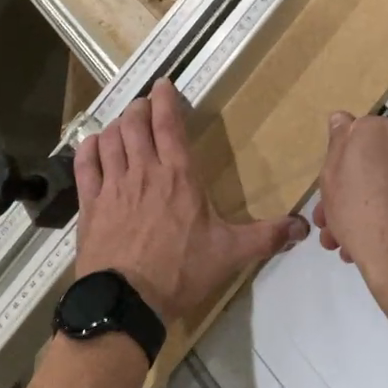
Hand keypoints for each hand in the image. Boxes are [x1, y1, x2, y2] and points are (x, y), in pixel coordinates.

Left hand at [74, 81, 308, 320]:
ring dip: (117, 125)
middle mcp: (145, 171)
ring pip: (111, 139)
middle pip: (136, 123)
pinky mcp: (90, 205)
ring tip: (123, 123)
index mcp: (179, 174)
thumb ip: (266, 236)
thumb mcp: (230, 253)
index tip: (163, 84)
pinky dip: (88, 149)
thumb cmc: (181, 271)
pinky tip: (92, 144)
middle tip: (144, 104)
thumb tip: (302, 228)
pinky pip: (85, 166)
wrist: (127, 303)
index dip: (165, 99)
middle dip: (140, 108)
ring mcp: (114, 186)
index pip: (169, 123)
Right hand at [313, 112, 387, 309]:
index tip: (327, 191)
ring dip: (362, 208)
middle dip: (347, 192)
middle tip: (330, 224)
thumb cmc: (357, 210)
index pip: (351, 135)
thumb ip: (337, 142)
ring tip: (345, 245)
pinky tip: (370, 242)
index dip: (337, 164)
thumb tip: (342, 118)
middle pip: (368, 162)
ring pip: (383, 182)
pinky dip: (387, 211)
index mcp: (375, 129)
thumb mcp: (331, 176)